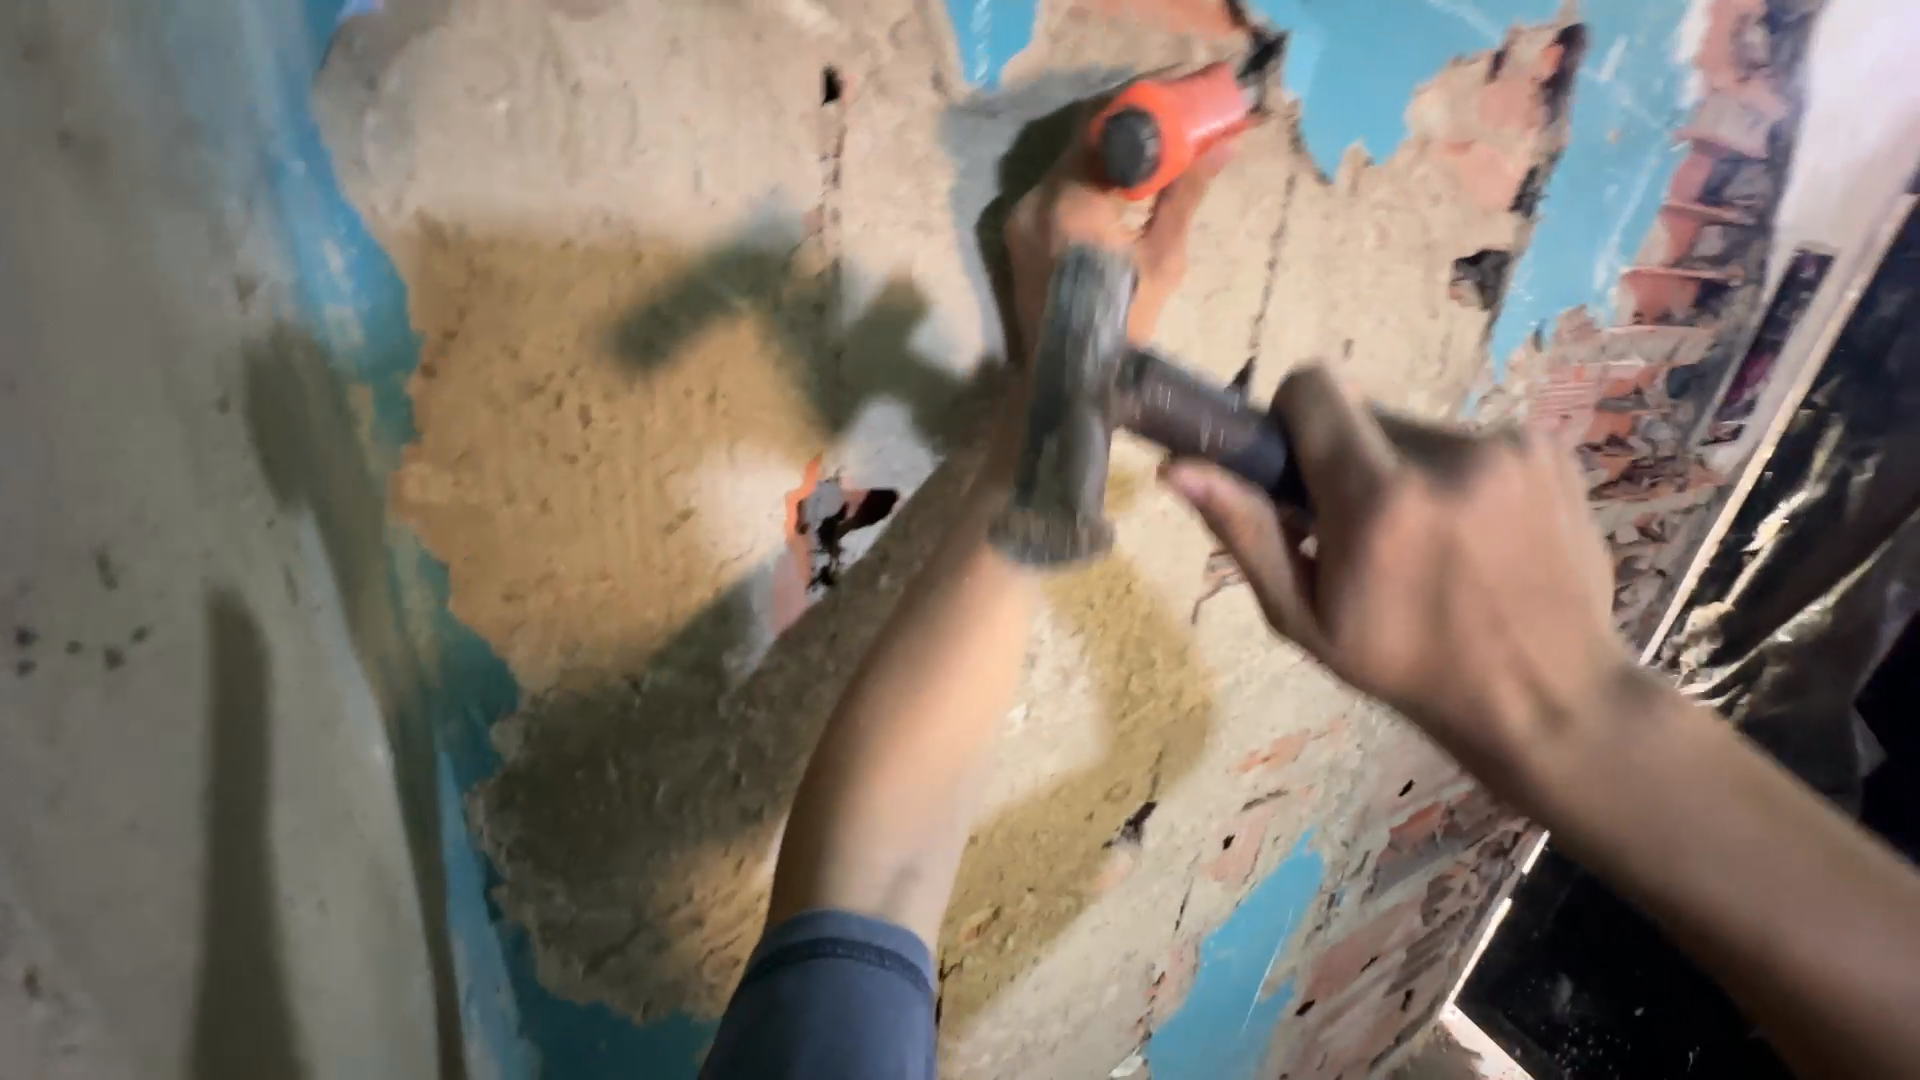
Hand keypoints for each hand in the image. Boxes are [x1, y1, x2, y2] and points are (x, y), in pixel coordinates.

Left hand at [1003, 107, 1234, 356]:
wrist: (1067, 380)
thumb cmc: (1120, 325)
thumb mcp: (1161, 261)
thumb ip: (1183, 197)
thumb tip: (1221, 148)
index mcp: (1071, 202)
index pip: (1103, 127)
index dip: (1141, 113)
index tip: (1176, 114)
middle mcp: (1034, 201)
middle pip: (1080, 145)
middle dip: (1124, 138)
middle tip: (1165, 139)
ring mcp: (1018, 220)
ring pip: (1064, 169)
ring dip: (1102, 164)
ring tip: (1142, 173)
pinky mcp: (1014, 237)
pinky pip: (1051, 195)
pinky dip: (1080, 190)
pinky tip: (1110, 203)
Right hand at [1161, 366, 1633, 800]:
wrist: (1549, 697)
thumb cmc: (1405, 665)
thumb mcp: (1302, 616)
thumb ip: (1243, 531)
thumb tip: (1176, 468)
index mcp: (1381, 499)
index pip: (1312, 389)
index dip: (1287, 418)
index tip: (1290, 471)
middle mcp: (1450, 454)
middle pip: (1358, 415)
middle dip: (1340, 460)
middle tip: (1354, 530)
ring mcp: (1509, 447)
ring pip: (1409, 429)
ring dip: (1394, 471)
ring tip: (1418, 543)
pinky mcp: (1547, 449)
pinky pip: (1461, 441)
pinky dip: (1445, 478)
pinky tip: (1466, 537)